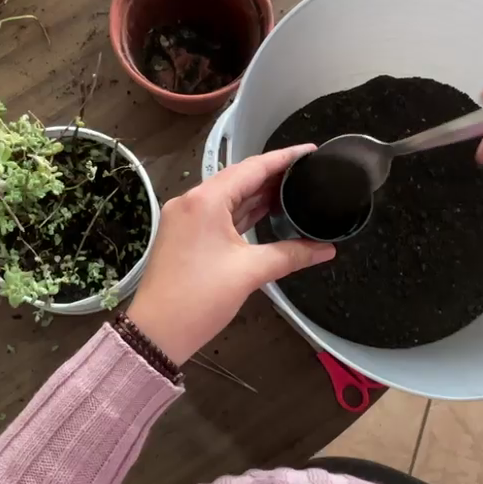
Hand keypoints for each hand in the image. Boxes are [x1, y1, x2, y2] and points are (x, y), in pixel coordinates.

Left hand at [127, 145, 335, 363]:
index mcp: (205, 200)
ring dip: (258, 195)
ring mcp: (185, 218)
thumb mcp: (250, 272)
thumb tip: (326, 249)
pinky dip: (242, 212)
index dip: (284, 158)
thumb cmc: (200, 298)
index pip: (252, 168)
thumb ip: (291, 254)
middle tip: (307, 172)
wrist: (157, 332)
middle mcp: (191, 201)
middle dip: (273, 176)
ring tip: (294, 189)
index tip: (310, 151)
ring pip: (228, 197)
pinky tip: (266, 211)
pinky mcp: (184, 235)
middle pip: (239, 179)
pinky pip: (218, 214)